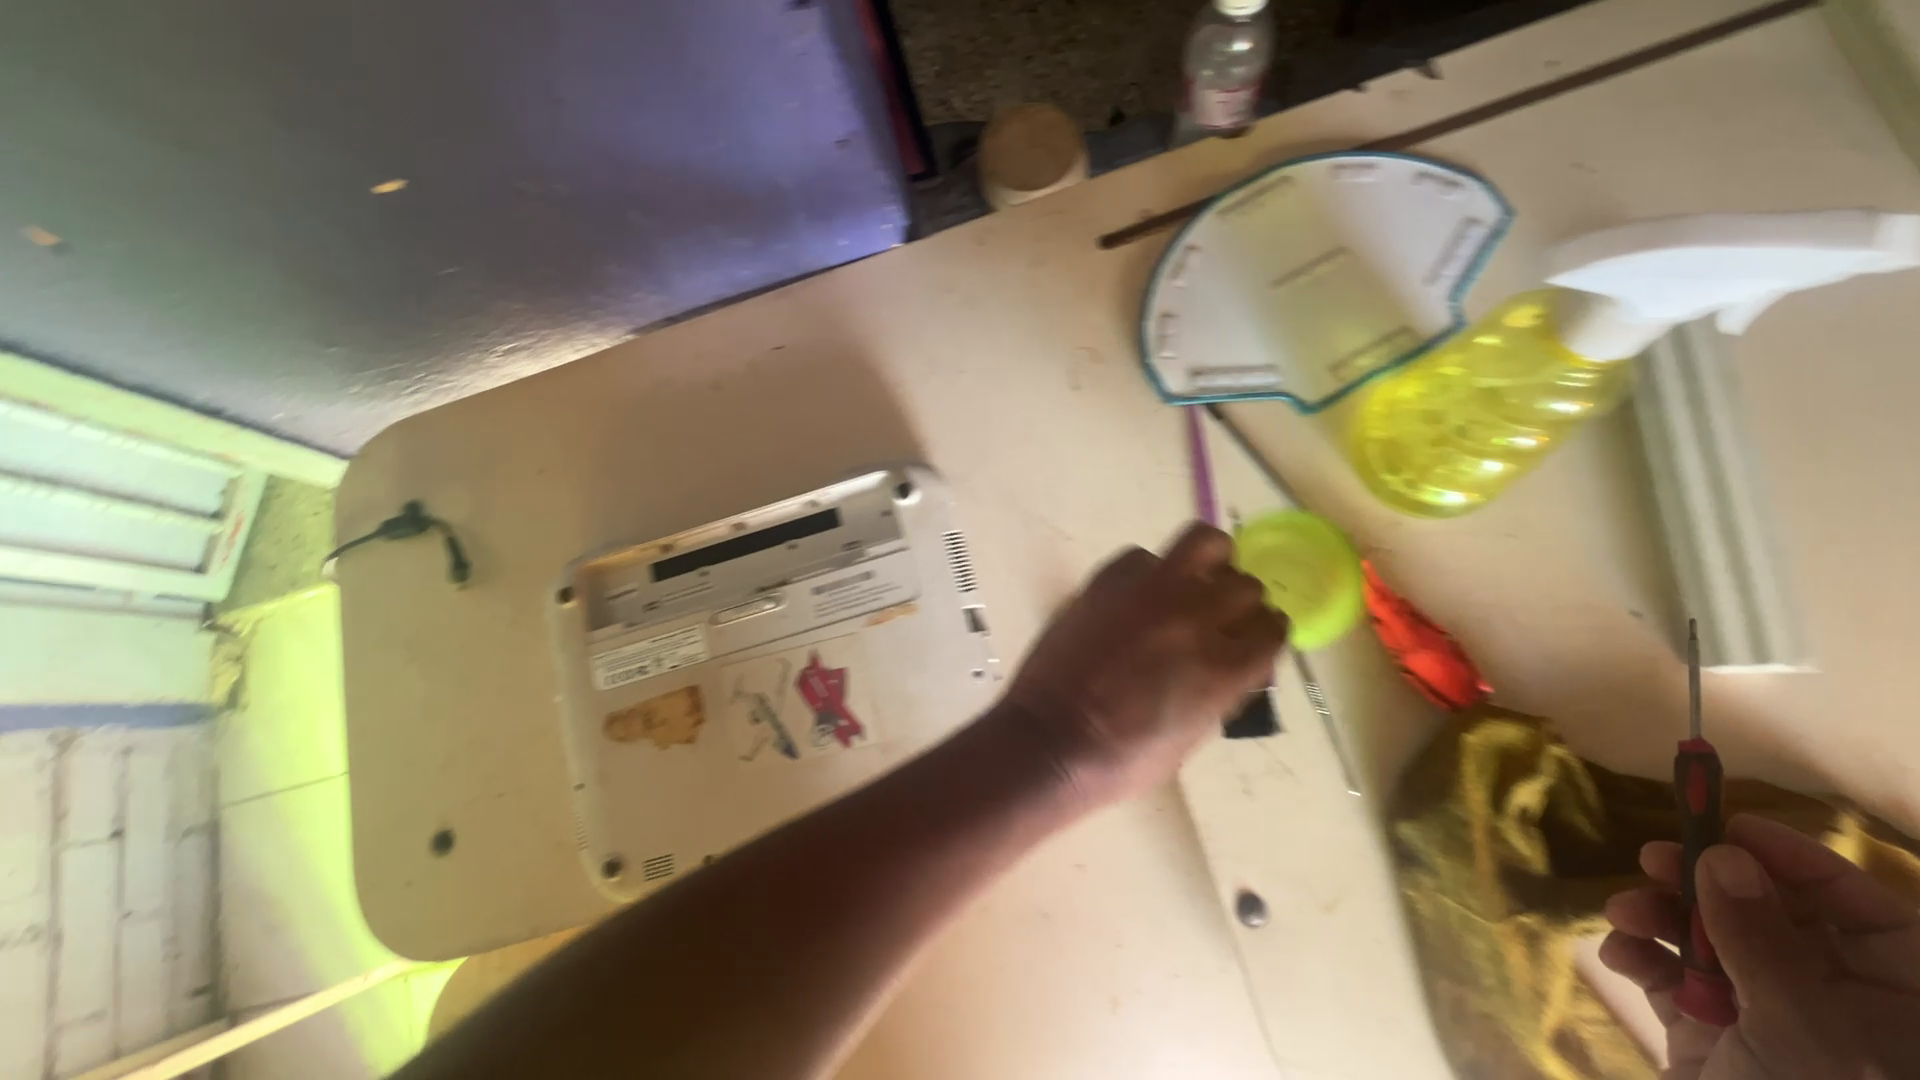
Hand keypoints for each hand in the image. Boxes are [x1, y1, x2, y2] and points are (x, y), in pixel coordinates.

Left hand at [989, 523, 1288, 808]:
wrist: (1050, 741)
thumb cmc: (1123, 759)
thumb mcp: (1194, 733)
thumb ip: (1223, 687)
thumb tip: (1234, 658)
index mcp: (1224, 669)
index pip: (1273, 628)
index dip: (1261, 635)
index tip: (1248, 640)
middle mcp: (1197, 619)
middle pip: (1246, 585)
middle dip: (1237, 602)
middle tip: (1215, 616)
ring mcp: (1151, 592)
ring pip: (1206, 542)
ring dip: (1209, 562)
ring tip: (1192, 582)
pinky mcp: (1109, 579)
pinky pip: (1144, 556)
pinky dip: (1150, 572)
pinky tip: (1137, 597)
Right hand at [1601, 813, 1919, 1078]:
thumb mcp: (1804, 1029)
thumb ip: (1762, 939)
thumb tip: (1722, 855)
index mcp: (1895, 997)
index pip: (1861, 908)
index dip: (1795, 859)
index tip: (1724, 823)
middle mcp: (1835, 997)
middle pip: (1766, 910)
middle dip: (1701, 881)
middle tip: (1651, 856)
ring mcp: (1765, 1011)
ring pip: (1708, 935)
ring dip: (1656, 915)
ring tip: (1622, 914)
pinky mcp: (1709, 1027)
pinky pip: (1671, 974)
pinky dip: (1640, 958)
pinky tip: (1618, 956)